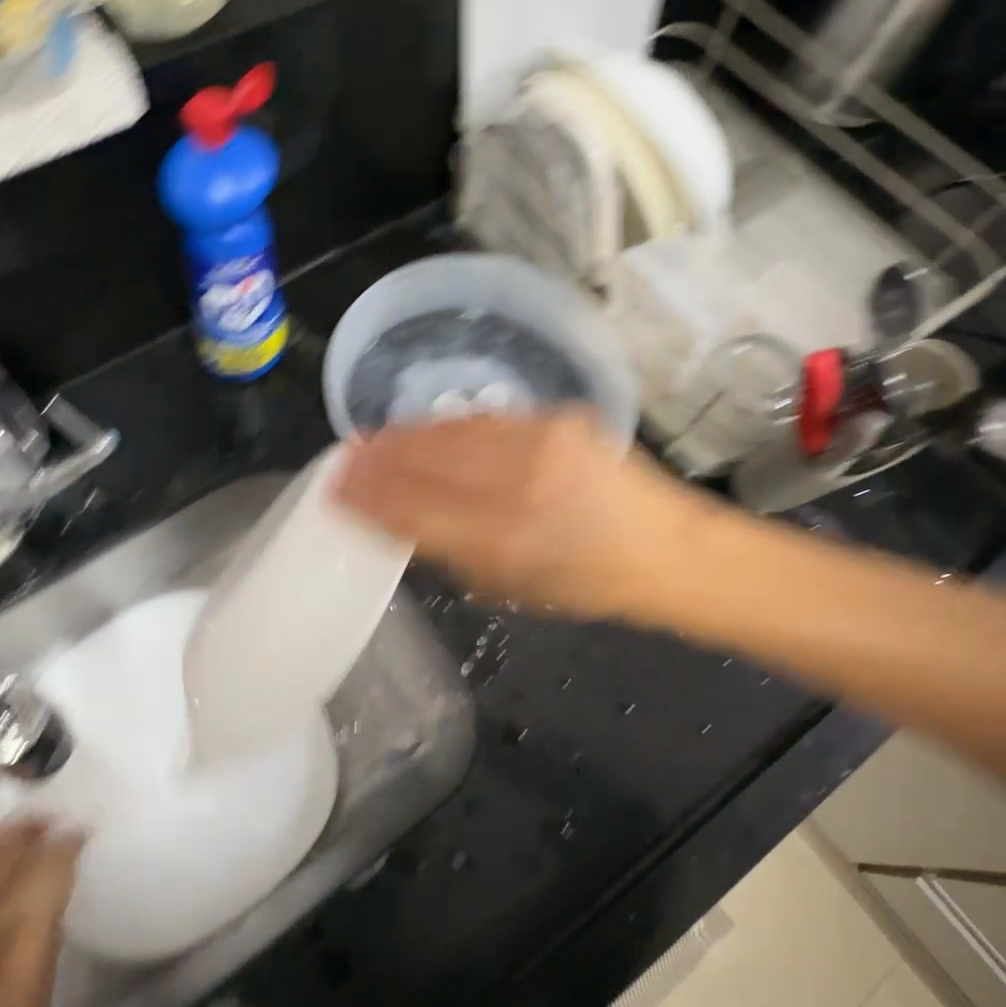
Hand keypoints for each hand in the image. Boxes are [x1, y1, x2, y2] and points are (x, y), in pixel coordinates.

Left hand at [0, 818, 83, 954]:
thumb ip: (69, 838)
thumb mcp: (60, 856)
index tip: (58, 817)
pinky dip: (32, 883)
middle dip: (31, 840)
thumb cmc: (38, 892)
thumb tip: (79, 828)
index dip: (35, 817)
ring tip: (56, 861)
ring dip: (31, 863)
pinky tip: (49, 886)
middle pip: (9, 847)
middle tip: (57, 836)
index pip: (12, 824)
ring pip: (12, 870)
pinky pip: (17, 889)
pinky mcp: (1, 918)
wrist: (25, 945)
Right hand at [334, 411, 718, 620]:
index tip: (336, 489)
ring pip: (451, 430)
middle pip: (429, 461)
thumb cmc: (590, 585)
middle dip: (378, 459)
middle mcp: (522, 482)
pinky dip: (444, 426)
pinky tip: (422, 430)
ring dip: (405, 436)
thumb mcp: (513, 589)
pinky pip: (482, 419)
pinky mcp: (559, 417)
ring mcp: (543, 441)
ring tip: (371, 441)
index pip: (417, 509)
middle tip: (344, 459)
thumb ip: (452, 552)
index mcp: (509, 539)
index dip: (371, 496)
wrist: (669, 549)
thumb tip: (401, 522)